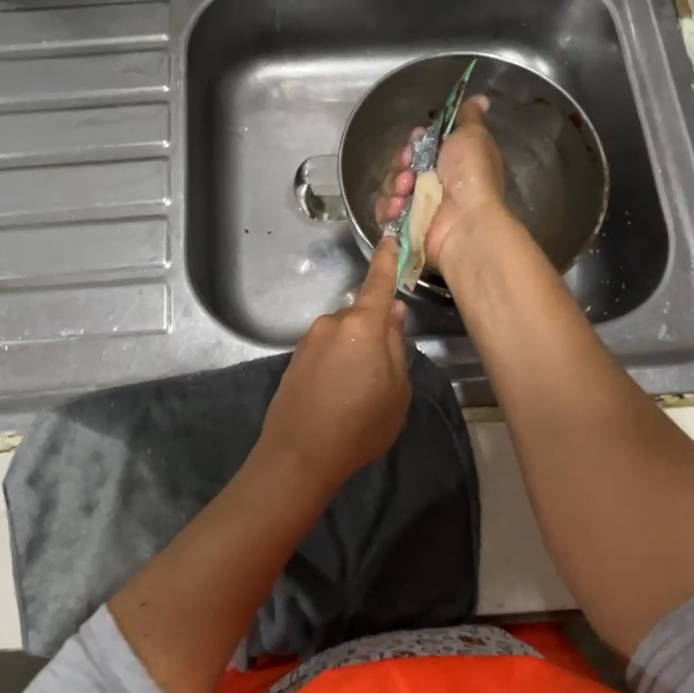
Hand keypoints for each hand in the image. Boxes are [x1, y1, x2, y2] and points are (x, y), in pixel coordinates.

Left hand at [257, 236, 412, 492]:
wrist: (298, 455)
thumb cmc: (360, 424)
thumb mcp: (397, 390)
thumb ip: (396, 347)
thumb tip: (393, 314)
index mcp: (363, 325)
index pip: (379, 283)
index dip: (387, 261)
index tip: (391, 238)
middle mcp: (332, 324)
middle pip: (363, 318)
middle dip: (376, 335)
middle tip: (385, 375)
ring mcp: (310, 341)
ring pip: (344, 337)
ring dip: (355, 354)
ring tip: (360, 396)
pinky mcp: (296, 359)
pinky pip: (327, 352)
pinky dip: (338, 366)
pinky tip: (339, 398)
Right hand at [375, 95, 507, 268]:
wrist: (465, 221)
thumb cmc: (471, 175)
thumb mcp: (473, 135)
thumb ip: (469, 116)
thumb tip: (481, 98)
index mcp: (450, 160)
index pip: (419, 145)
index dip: (413, 142)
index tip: (417, 140)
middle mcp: (435, 181)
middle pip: (401, 164)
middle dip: (401, 163)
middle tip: (410, 170)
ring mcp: (420, 204)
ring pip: (391, 186)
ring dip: (395, 186)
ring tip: (406, 193)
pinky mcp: (407, 225)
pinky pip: (385, 210)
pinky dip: (389, 208)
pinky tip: (400, 208)